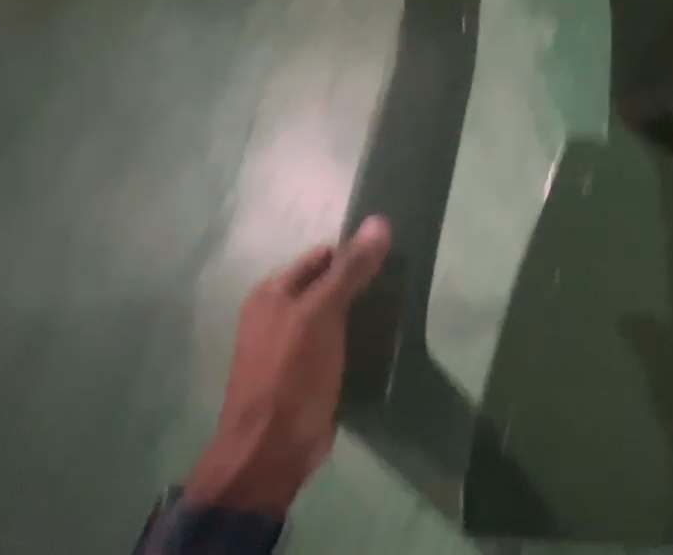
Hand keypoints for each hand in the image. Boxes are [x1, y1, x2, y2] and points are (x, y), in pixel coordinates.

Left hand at [185, 217, 391, 513]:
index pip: (324, 255)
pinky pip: (340, 343)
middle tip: (401, 285)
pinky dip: (361, 339)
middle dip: (363, 283)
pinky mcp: (309, 373)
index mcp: (272, 294)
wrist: (270, 451)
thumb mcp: (321, 315)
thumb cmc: (290, 375)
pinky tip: (386, 341)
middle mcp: (278, 315)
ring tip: (401, 311)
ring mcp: (292, 346)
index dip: (355, 253)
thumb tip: (380, 221)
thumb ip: (350, 270)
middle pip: (330, 284)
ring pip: (338, 315)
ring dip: (365, 312)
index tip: (393, 259)